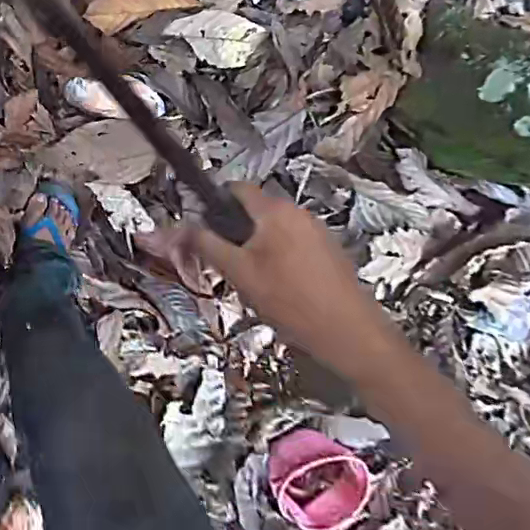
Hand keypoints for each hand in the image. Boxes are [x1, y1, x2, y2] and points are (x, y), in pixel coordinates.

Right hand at [141, 182, 410, 382]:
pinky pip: (293, 244)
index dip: (212, 203)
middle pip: (253, 210)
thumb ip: (203, 244)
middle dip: (233, 231)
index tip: (200, 228)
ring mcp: (319, 233)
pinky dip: (278, 258)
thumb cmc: (292, 301)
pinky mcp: (332, 255)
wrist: (357, 341)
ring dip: (255, 246)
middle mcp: (298, 213)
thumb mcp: (237, 272)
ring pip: (272, 230)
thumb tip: (172, 227)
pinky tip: (279, 290)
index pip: (234, 188)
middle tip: (223, 261)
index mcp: (275, 210)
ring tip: (250, 279)